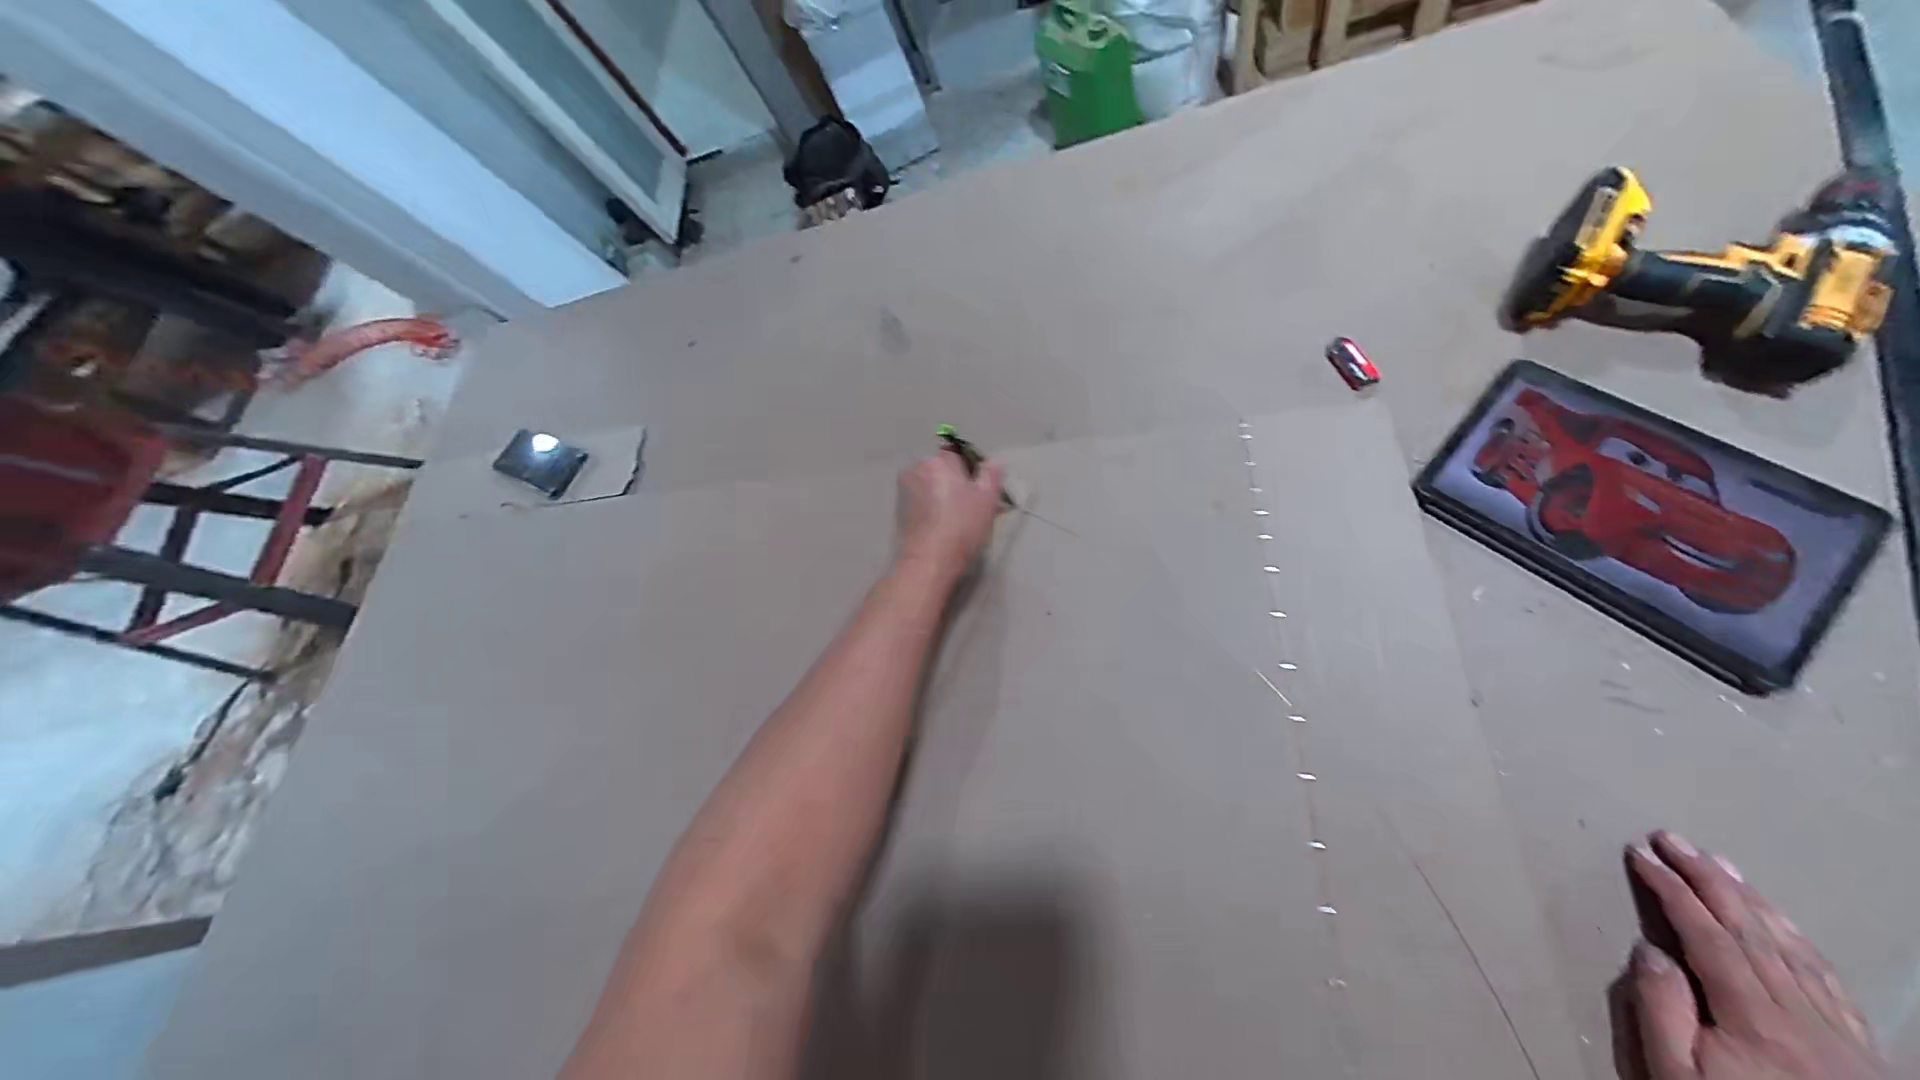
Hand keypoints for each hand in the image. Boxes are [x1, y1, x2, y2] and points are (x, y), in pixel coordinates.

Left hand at [897, 451, 1004, 573]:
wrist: (930, 559)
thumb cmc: (962, 526)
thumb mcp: (988, 499)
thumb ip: (991, 475)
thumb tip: (992, 462)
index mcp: (940, 461)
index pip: (958, 453)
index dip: (970, 469)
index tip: (979, 488)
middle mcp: (918, 468)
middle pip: (942, 469)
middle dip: (955, 481)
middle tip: (971, 505)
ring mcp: (905, 488)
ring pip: (931, 485)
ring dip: (941, 494)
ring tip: (956, 517)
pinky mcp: (898, 508)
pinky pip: (920, 499)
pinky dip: (930, 506)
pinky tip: (940, 524)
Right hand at [1626, 831, 1885, 1079]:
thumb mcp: (1675, 1074)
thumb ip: (1661, 1011)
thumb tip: (1648, 949)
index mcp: (1754, 1021)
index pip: (1706, 935)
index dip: (1670, 888)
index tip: (1638, 853)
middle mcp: (1803, 1018)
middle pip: (1751, 932)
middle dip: (1707, 879)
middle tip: (1672, 838)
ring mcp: (1839, 1033)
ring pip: (1792, 950)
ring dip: (1751, 900)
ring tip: (1719, 864)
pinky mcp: (1860, 1049)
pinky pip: (1828, 981)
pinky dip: (1798, 941)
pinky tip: (1780, 922)